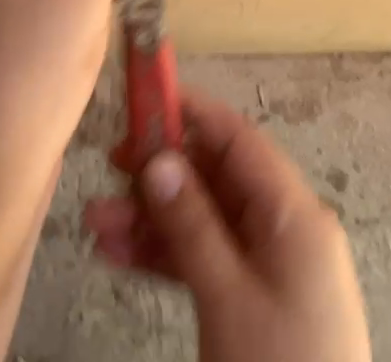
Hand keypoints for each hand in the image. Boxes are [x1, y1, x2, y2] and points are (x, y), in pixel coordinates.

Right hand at [84, 89, 371, 361]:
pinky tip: (118, 256)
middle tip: (108, 169)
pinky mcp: (252, 294)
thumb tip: (157, 160)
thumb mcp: (230, 295)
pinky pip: (203, 257)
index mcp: (294, 215)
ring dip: (150, 219)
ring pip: (201, 220)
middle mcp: (283, 228)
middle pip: (214, 179)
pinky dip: (164, 254)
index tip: (142, 96)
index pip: (238, 139)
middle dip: (158, 175)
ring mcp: (267, 263)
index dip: (191, 112)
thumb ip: (193, 224)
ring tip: (95, 225)